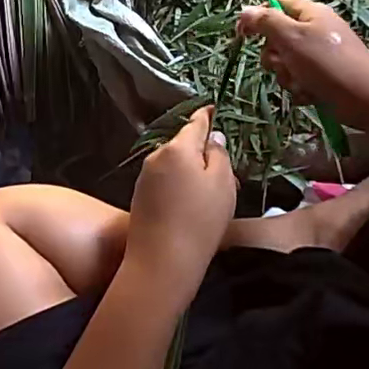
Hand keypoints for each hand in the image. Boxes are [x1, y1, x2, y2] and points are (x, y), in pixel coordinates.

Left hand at [125, 106, 237, 286]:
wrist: (162, 261)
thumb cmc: (200, 220)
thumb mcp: (222, 183)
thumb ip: (219, 154)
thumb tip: (212, 138)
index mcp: (178, 148)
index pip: (195, 122)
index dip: (207, 115)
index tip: (214, 108)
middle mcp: (156, 156)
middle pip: (184, 145)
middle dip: (204, 152)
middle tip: (228, 173)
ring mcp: (145, 176)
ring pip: (175, 164)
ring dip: (192, 171)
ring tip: (213, 195)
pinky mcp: (140, 195)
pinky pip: (165, 180)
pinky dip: (180, 185)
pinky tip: (192, 206)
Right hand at [236, 0, 368, 127]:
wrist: (367, 100)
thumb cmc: (328, 64)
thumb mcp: (292, 37)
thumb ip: (266, 22)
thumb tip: (244, 10)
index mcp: (310, 13)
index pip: (275, 4)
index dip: (257, 17)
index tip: (242, 35)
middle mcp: (314, 31)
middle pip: (276, 37)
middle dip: (274, 55)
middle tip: (283, 63)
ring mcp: (319, 54)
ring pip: (284, 62)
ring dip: (286, 75)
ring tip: (301, 82)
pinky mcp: (322, 76)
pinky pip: (297, 79)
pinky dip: (299, 88)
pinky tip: (310, 94)